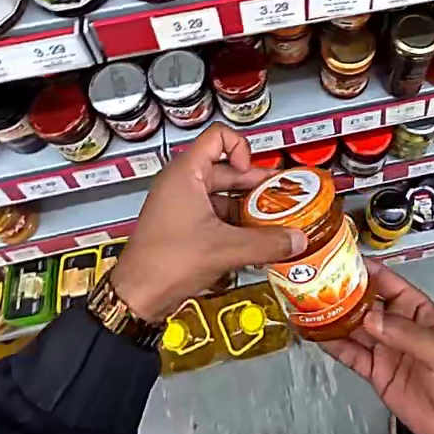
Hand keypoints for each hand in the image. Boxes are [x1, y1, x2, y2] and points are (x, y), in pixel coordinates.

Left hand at [108, 123, 305, 319]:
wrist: (137, 296)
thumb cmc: (166, 262)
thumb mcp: (225, 248)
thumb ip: (266, 243)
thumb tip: (296, 239)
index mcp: (186, 173)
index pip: (219, 136)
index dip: (242, 149)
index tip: (254, 174)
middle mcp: (181, 182)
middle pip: (226, 168)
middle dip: (254, 184)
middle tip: (279, 198)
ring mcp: (180, 203)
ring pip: (222, 194)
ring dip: (246, 207)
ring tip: (270, 223)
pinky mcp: (181, 224)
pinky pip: (214, 213)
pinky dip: (234, 223)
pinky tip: (252, 242)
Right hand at [322, 261, 433, 433]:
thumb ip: (405, 334)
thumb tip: (371, 319)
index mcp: (414, 309)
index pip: (385, 281)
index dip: (364, 269)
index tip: (341, 260)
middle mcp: (396, 325)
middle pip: (363, 302)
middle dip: (340, 293)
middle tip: (316, 285)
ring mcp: (385, 348)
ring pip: (352, 327)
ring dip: (333, 318)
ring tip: (310, 308)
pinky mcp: (377, 372)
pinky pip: (351, 354)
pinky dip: (333, 345)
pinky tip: (319, 336)